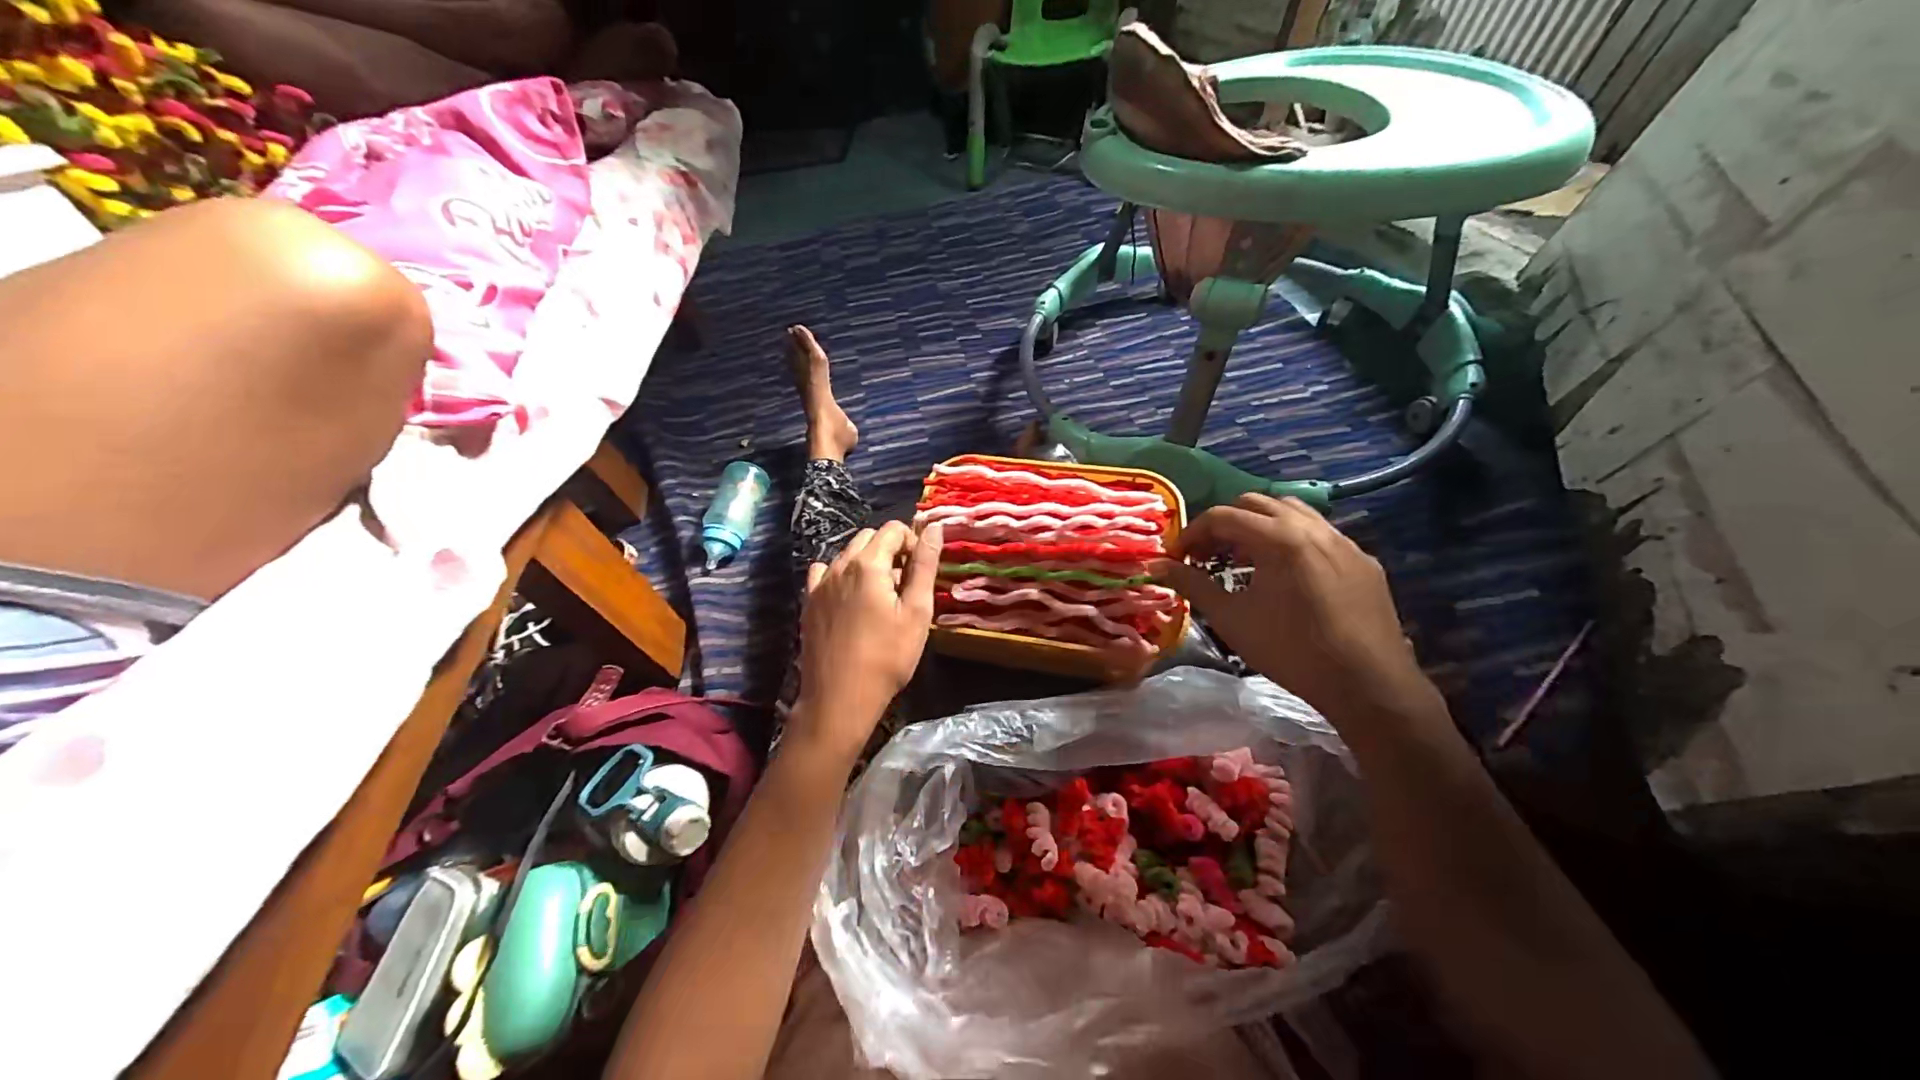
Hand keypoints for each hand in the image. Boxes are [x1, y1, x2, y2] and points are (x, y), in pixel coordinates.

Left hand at [791, 520, 943, 764]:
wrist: (840, 697)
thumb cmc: (887, 657)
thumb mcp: (917, 612)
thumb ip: (925, 565)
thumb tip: (934, 526)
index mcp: (868, 564)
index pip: (893, 530)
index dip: (912, 543)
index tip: (920, 573)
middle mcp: (839, 565)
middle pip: (868, 538)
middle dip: (890, 551)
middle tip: (905, 586)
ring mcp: (819, 584)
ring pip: (846, 555)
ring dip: (867, 564)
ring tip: (881, 598)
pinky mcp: (808, 602)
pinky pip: (825, 574)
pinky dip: (842, 577)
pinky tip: (852, 601)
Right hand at [1160, 494, 1440, 726]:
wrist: (1366, 683)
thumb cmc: (1289, 650)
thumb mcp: (1231, 618)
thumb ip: (1192, 584)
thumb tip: (1156, 566)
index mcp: (1277, 538)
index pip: (1222, 516)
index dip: (1192, 533)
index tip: (1178, 557)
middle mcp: (1312, 527)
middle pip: (1256, 504)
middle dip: (1224, 523)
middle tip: (1207, 555)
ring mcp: (1343, 541)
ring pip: (1293, 512)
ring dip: (1260, 525)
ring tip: (1245, 558)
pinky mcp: (1363, 560)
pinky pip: (1321, 535)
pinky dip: (1293, 540)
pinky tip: (1287, 575)